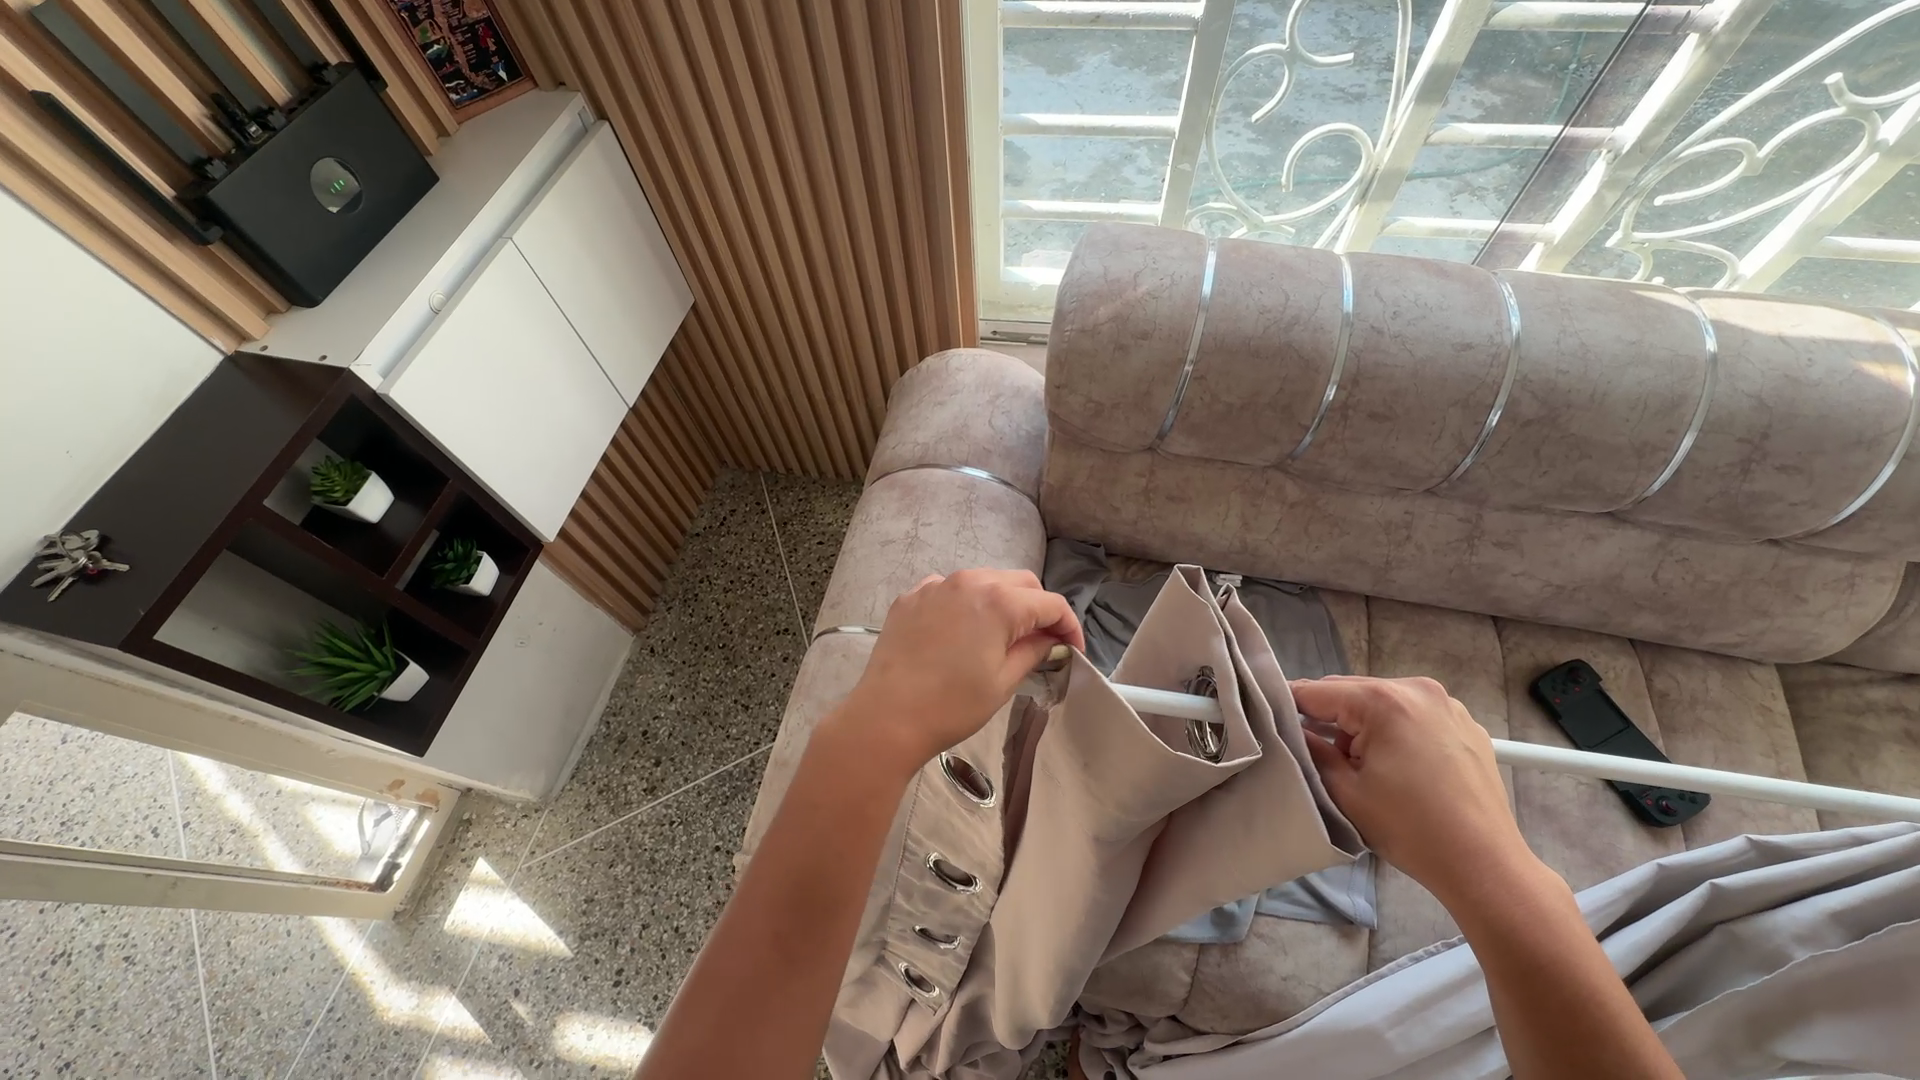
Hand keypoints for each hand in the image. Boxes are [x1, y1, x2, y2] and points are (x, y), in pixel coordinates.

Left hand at [834, 569, 1083, 771]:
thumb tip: (1049, 639)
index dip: (1069, 626)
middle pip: (1020, 583)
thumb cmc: (951, 705)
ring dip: (1003, 601)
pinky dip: (966, 604)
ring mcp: (935, 586)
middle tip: (1043, 641)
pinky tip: (962, 632)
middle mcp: (969, 581)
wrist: (886, 717)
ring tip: (1003, 635)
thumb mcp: (1003, 681)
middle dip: (1038, 608)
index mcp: (999, 602)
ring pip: (984, 580)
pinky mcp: (911, 597)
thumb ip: (1033, 651)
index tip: (1073, 649)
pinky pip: (949, 590)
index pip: (1050, 604)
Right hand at [1294, 675, 1537, 905]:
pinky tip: (1396, 766)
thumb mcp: (1345, 790)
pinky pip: (1412, 714)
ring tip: (1358, 763)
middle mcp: (1417, 689)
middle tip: (1312, 750)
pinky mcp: (1465, 724)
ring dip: (1361, 723)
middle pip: (1350, 691)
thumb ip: (1310, 751)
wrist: (1484, 865)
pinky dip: (1394, 729)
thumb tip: (1293, 732)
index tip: (1266, 719)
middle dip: (1327, 716)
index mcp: (1384, 701)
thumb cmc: (1410, 829)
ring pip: (1381, 702)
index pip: (1316, 691)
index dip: (1286, 705)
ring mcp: (1447, 704)